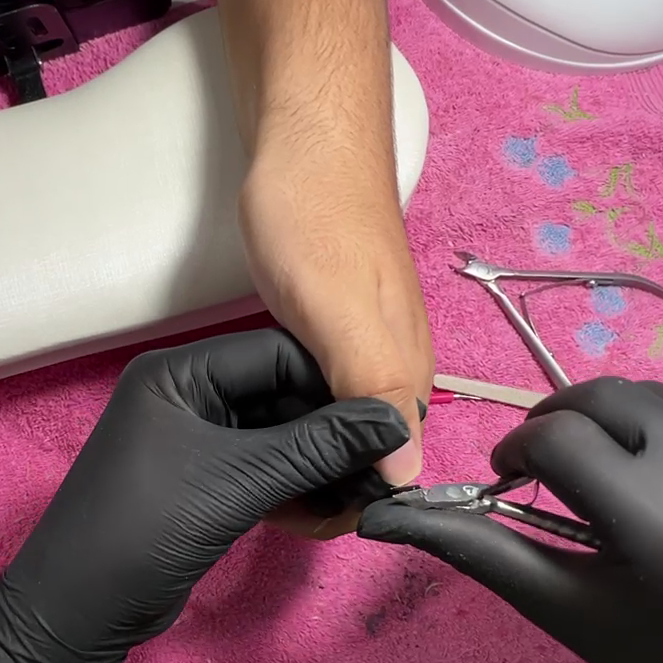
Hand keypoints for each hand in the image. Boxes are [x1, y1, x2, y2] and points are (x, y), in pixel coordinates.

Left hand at [0, 330, 409, 662]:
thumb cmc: (145, 530)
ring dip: (321, 466)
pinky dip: (297, 488)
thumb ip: (318, 447)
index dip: (337, 384)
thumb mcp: (237, 481)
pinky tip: (334, 511)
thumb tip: (396, 423)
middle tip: (386, 466)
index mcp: (181, 373)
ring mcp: (196, 441)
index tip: (393, 419)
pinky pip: (264, 471)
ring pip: (278, 438)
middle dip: (332, 433)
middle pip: (281, 396)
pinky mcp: (205, 482)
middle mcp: (188, 395)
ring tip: (367, 495)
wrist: (78, 615)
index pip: (278, 355)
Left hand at [239, 154, 432, 497]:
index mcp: (404, 377)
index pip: (393, 470)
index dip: (354, 503)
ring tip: (258, 480)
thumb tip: (404, 477)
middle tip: (268, 506)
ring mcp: (359, 351)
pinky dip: (293, 425)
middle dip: (324, 487)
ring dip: (305, 460)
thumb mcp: (342, 312)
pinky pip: (317, 399)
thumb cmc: (317, 223)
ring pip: (338, 430)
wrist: (303, 142)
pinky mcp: (330, 334)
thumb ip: (372, 389)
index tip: (303, 520)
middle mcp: (390, 371)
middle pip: (366, 457)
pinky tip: (262, 433)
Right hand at [359, 378, 662, 662]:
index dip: (521, 445)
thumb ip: (472, 545)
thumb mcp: (556, 603)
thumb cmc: (650, 653)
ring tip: (623, 470)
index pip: (562, 440)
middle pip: (614, 397)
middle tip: (556, 456)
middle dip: (567, 419)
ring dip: (627, 422)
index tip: (513, 468)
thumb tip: (380, 515)